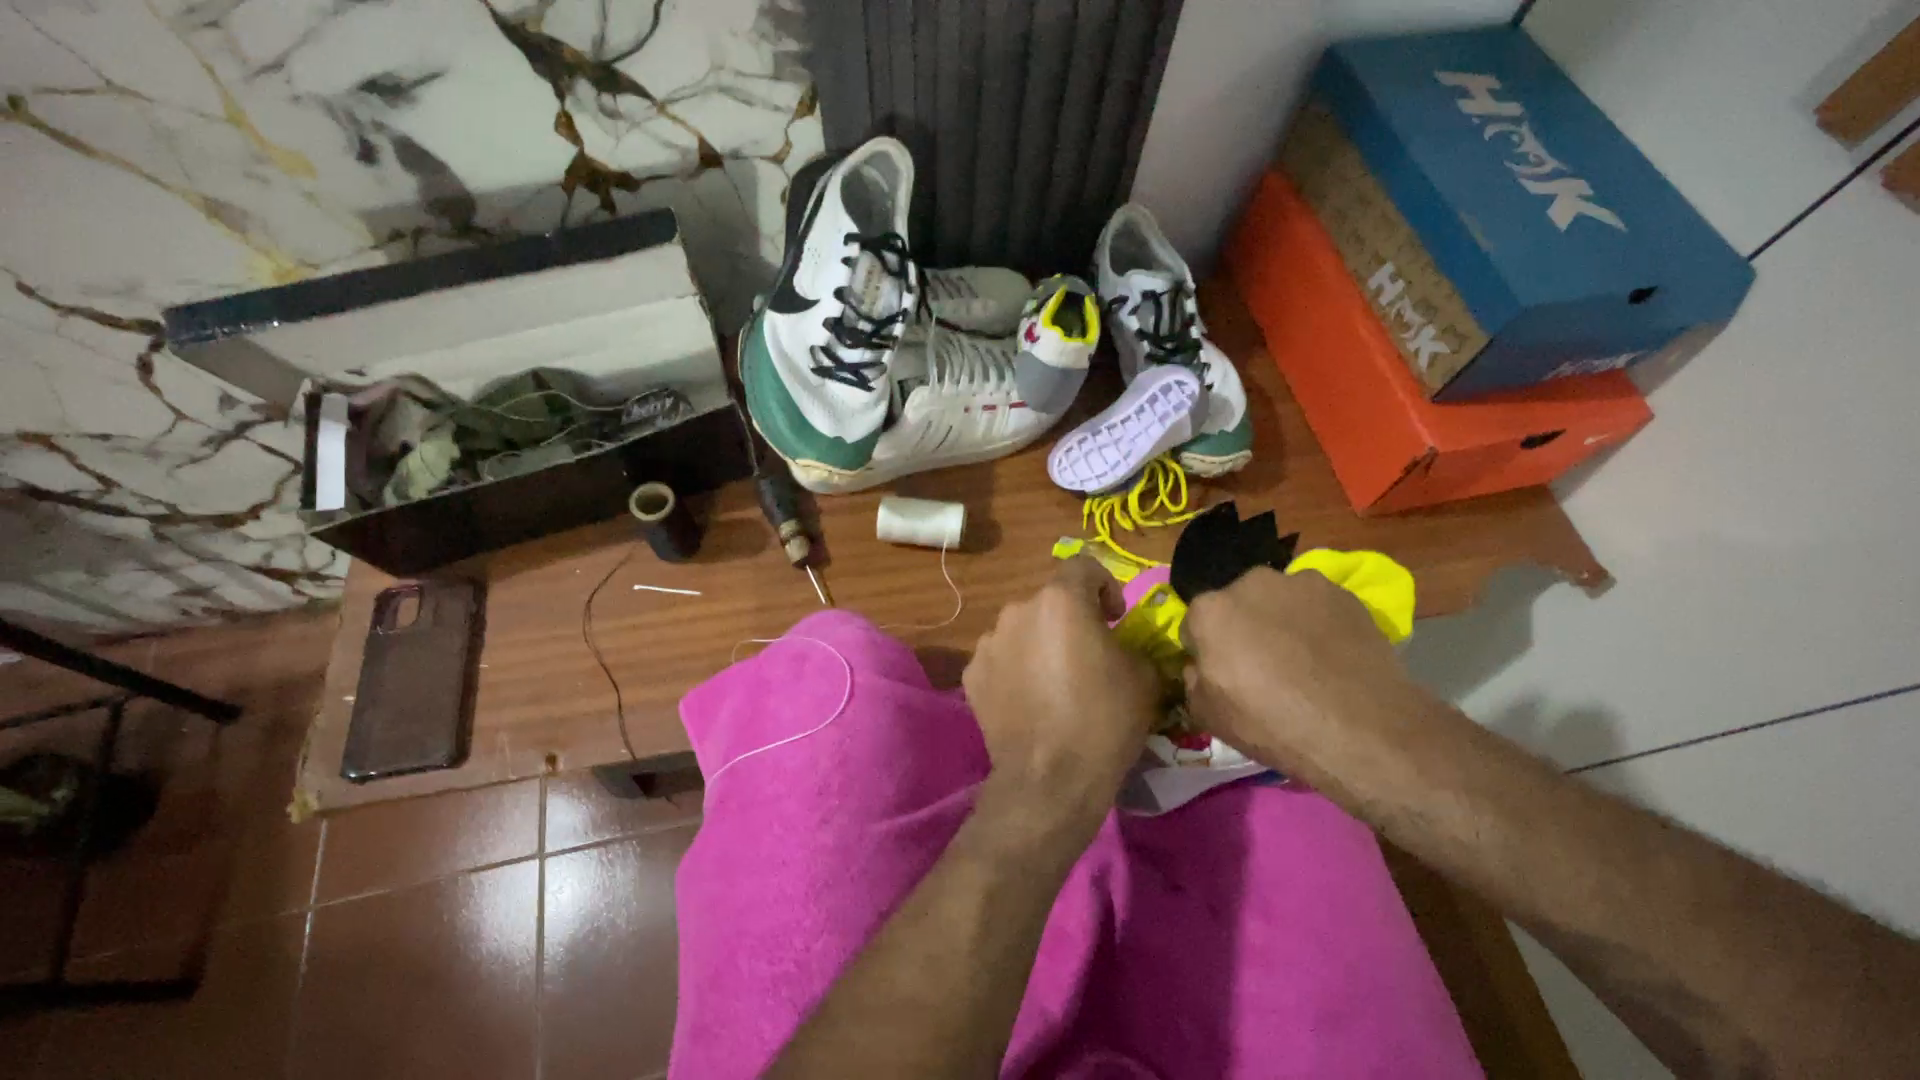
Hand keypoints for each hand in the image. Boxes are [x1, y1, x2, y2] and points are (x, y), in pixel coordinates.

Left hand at [962, 557, 1160, 843]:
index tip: (1115, 618)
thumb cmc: (1104, 721)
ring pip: (1022, 631)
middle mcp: (1017, 611)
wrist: (1050, 779)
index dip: (1106, 586)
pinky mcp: (971, 676)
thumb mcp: (1144, 677)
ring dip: (1040, 645)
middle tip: (1089, 656)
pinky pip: (1001, 660)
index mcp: (1060, 601)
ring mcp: (988, 643)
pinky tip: (1030, 702)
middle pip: (1049, 602)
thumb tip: (1117, 646)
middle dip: (1070, 620)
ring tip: (1056, 683)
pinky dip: (1016, 671)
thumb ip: (1130, 644)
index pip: (1084, 566)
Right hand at [1181, 567, 1432, 793]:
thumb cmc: (1272, 724)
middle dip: (1243, 628)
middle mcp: (1251, 583)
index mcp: (1210, 611)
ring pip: (1278, 601)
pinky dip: (1317, 624)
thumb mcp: (1208, 717)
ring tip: (1303, 662)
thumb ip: (1193, 679)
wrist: (1361, 728)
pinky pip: (1316, 607)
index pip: (1195, 626)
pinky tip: (1331, 657)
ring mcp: (1301, 583)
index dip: (1206, 652)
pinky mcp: (1343, 593)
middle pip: (1237, 605)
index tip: (1224, 676)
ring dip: (1280, 622)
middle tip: (1263, 667)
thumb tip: (1200, 665)